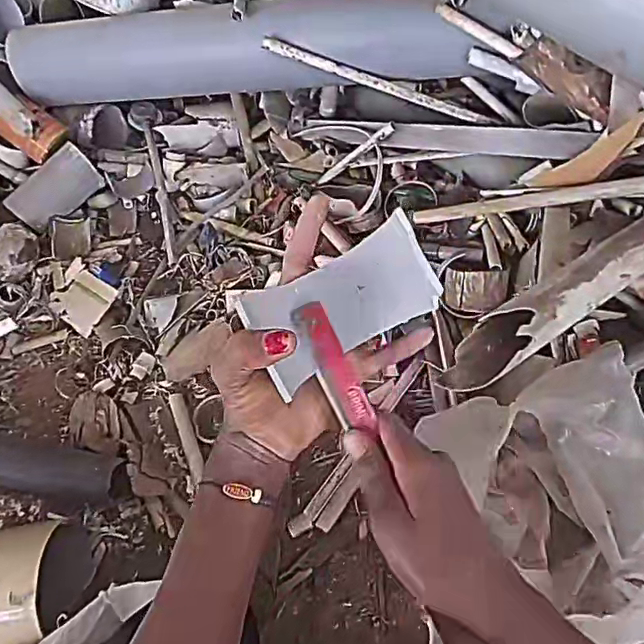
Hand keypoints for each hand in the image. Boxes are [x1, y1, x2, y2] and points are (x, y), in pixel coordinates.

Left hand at [207, 195, 432, 460]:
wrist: (262, 436)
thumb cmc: (244, 396)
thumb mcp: (229, 364)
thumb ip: (247, 346)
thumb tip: (284, 338)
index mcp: (278, 313)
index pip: (293, 264)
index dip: (306, 234)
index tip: (317, 207)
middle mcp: (310, 322)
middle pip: (335, 283)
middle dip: (352, 261)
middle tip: (367, 244)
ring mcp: (332, 344)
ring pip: (362, 314)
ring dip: (381, 298)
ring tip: (398, 278)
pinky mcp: (348, 371)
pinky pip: (379, 357)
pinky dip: (399, 347)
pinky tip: (414, 335)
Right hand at [344, 413, 527, 635]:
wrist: (487, 597)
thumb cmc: (433, 566)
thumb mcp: (389, 524)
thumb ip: (371, 477)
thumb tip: (353, 436)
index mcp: (419, 463)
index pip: (385, 421)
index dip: (360, 423)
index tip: (341, 444)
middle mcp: (436, 461)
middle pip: (394, 442)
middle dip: (370, 460)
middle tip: (358, 498)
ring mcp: (447, 477)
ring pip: (403, 463)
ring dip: (384, 482)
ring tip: (377, 521)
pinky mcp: (452, 494)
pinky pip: (416, 479)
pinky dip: (401, 494)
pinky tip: (398, 527)